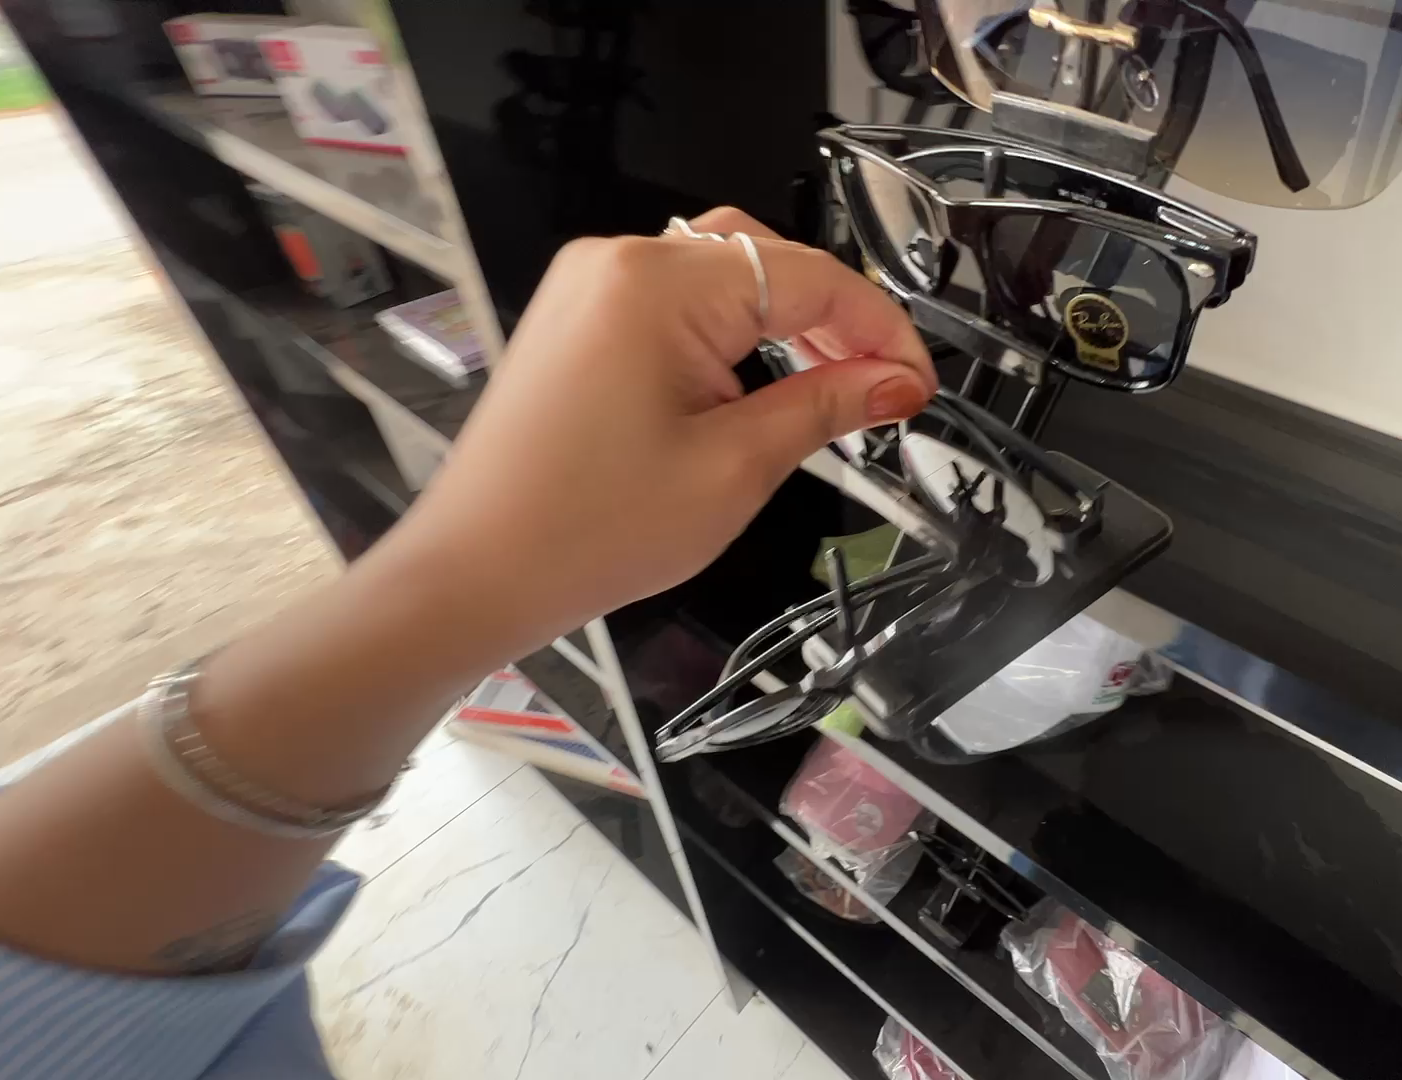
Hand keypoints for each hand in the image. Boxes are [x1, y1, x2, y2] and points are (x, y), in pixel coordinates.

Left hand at [389, 207, 935, 657]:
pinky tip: (768, 375)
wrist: (480, 570)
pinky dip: (740, 331)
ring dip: (792, 323)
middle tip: (884, 385)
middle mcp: (624, 259)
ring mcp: (597, 283)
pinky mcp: (586, 315)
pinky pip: (686, 300)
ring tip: (838, 383)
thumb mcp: (737, 467)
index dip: (880, 327)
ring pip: (730, 275)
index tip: (920, 382)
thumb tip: (900, 383)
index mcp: (661, 284)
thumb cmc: (602, 529)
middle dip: (839, 320)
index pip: (809, 279)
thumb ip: (827, 406)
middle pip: (770, 262)